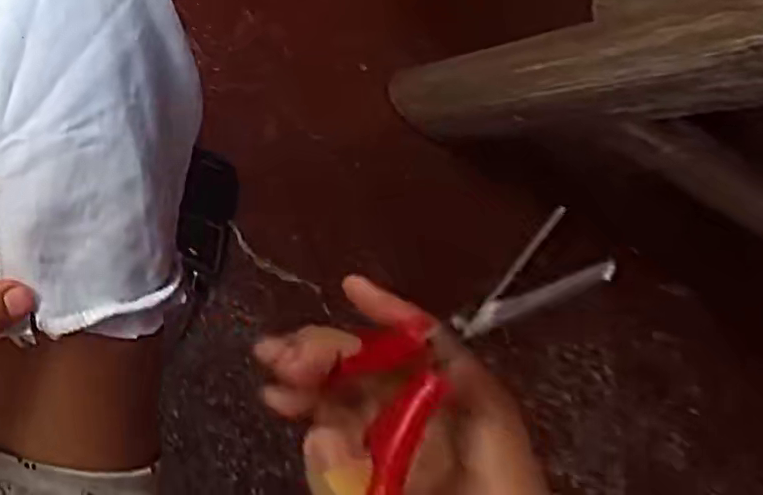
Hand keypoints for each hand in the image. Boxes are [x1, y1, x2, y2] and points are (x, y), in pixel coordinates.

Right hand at [254, 276, 547, 494]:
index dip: (407, 323)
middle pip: (396, 377)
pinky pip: (351, 431)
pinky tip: (280, 403)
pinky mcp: (391, 481)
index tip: (349, 288)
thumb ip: (364, 493)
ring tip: (268, 371)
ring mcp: (422, 469)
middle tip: (278, 356)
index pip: (461, 375)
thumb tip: (319, 437)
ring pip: (365, 398)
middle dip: (333, 353)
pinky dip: (314, 410)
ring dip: (312, 375)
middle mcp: (457, 456)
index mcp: (494, 473)